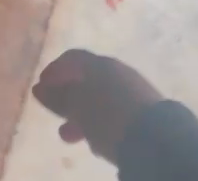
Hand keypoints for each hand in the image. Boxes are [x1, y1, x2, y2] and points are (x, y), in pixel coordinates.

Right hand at [31, 50, 164, 162]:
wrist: (158, 140)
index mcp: (99, 63)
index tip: (42, 87)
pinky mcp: (148, 111)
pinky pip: (117, 111)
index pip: (72, 58)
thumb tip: (39, 89)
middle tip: (57, 115)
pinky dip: (102, 121)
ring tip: (73, 136)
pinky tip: (99, 139)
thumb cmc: (109, 116)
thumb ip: (58, 98)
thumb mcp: (78, 107)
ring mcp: (135, 90)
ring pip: (102, 98)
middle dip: (69, 98)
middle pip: (87, 79)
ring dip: (85, 114)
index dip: (55, 70)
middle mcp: (117, 71)